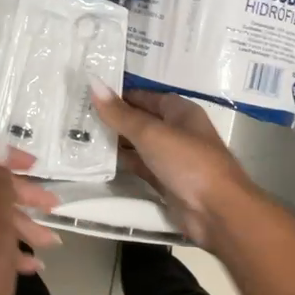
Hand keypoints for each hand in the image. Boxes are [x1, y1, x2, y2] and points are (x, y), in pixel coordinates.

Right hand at [90, 83, 258, 246]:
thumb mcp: (150, 133)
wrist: (217, 211)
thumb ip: (120, 113)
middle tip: (77, 114)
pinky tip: (96, 159)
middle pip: (141, 120)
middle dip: (113, 117)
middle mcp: (177, 131)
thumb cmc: (187, 161)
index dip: (120, 94)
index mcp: (180, 111)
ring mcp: (171, 158)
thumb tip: (93, 82)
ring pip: (138, 144)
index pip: (146, 96)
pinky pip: (139, 166)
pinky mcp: (165, 181)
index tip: (88, 93)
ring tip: (79, 134)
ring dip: (114, 141)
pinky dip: (121, 162)